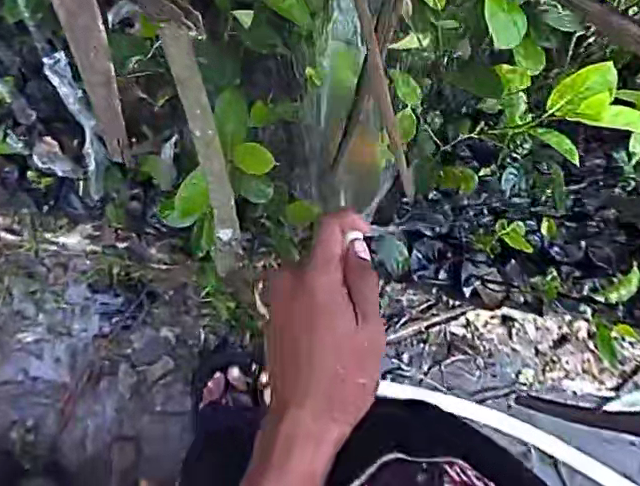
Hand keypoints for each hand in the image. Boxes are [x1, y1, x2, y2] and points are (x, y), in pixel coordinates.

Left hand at [244, 210, 382, 484]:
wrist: (302, 419)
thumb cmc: (343, 378)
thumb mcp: (369, 329)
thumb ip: (363, 280)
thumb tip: (355, 245)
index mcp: (315, 276)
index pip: (328, 226)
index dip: (349, 220)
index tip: (365, 230)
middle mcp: (289, 277)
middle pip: (321, 254)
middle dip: (343, 269)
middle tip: (361, 309)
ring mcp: (276, 294)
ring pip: (311, 275)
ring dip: (329, 289)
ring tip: (343, 331)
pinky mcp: (270, 310)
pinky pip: (298, 291)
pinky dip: (314, 301)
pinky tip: (324, 336)